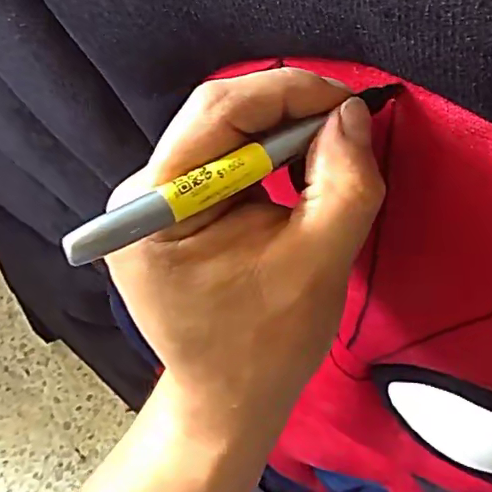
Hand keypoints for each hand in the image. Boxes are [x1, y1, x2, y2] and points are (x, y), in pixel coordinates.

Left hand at [105, 67, 384, 429]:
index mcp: (157, 206)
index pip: (219, 111)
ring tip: (327, 141)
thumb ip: (344, 182)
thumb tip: (350, 112)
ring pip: (223, 125)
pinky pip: (222, 149)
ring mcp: (151, 193)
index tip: (347, 101)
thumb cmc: (266, 346)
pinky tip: (297, 161)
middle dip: (287, 105)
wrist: (226, 399)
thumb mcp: (320, 264)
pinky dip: (268, 146)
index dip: (288, 92)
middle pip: (218, 111)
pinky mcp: (171, 199)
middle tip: (343, 118)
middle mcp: (141, 189)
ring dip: (281, 123)